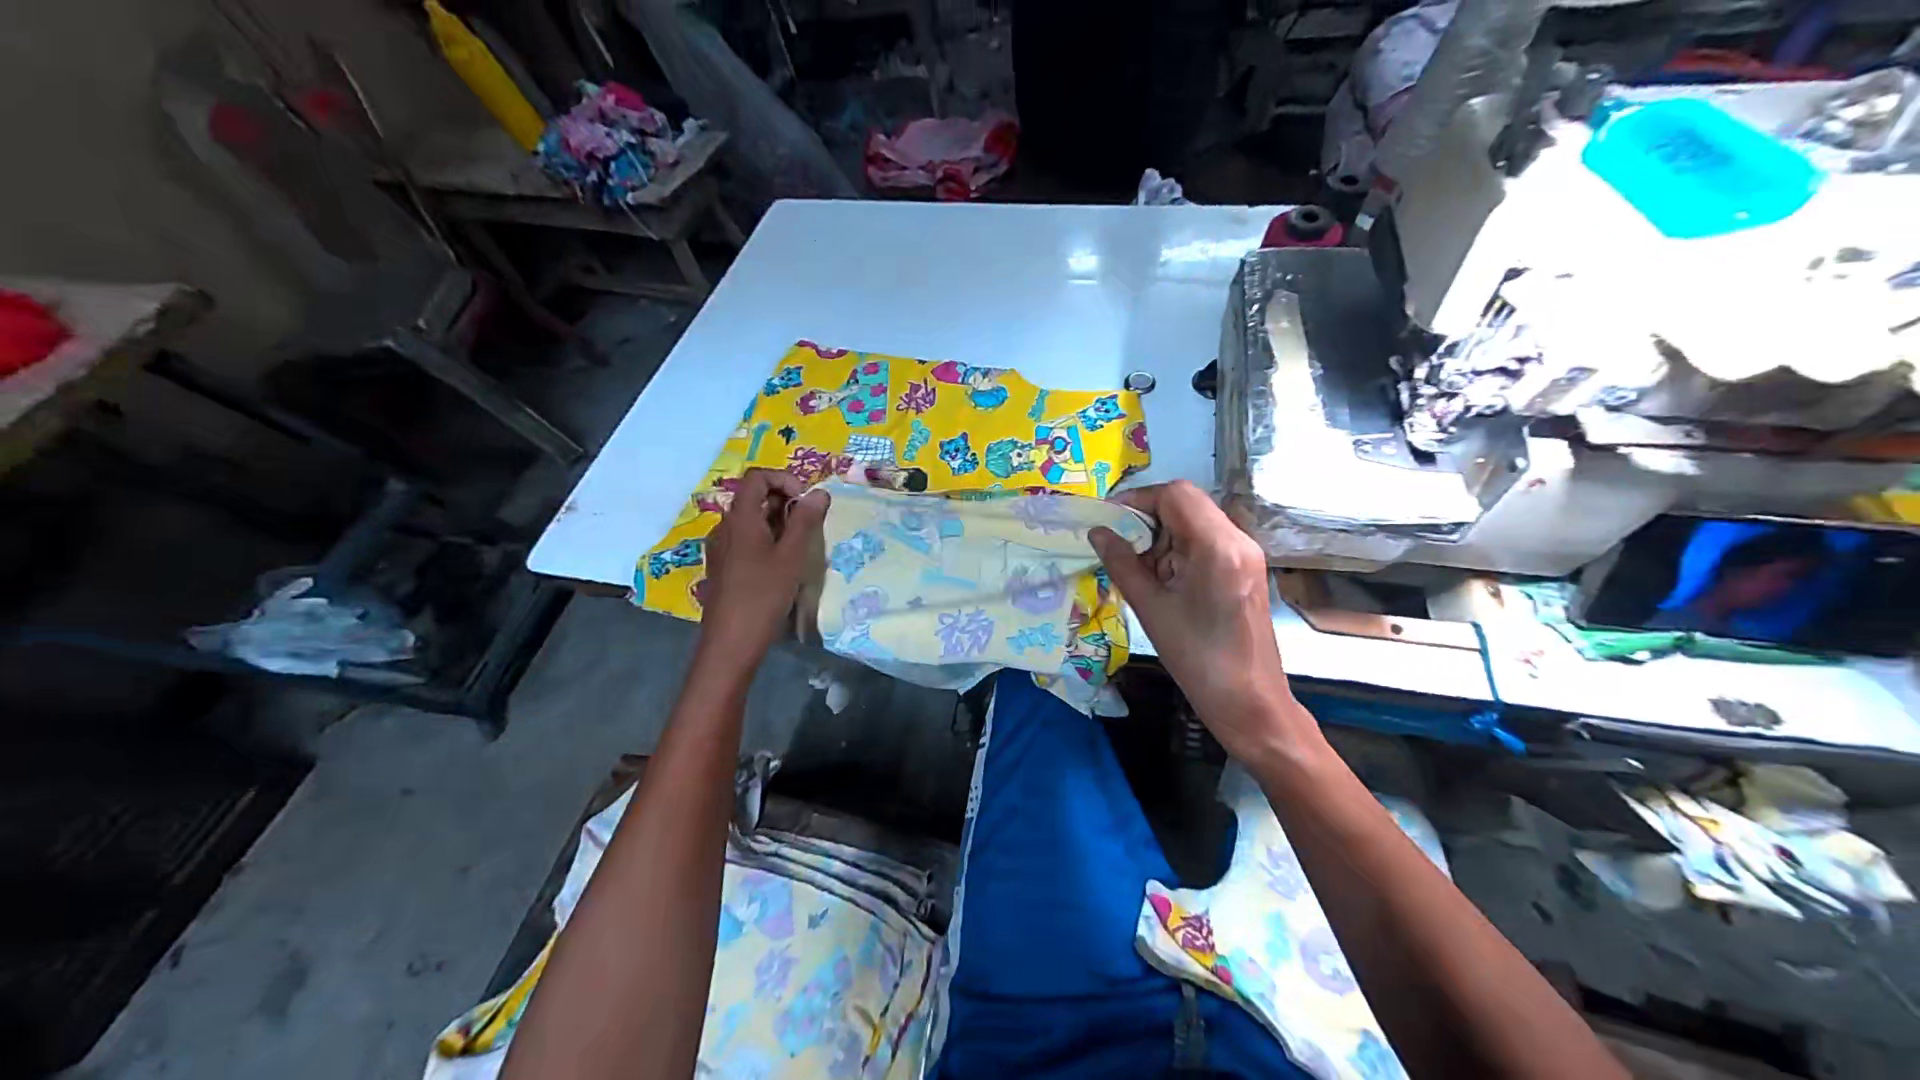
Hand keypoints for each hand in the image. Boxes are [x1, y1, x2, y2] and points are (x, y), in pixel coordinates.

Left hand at [700, 469, 828, 657]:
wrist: (730, 644)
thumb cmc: (763, 596)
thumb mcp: (792, 557)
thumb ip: (806, 521)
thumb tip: (819, 492)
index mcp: (740, 519)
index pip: (757, 477)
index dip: (784, 480)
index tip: (806, 502)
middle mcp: (725, 527)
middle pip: (754, 497)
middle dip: (785, 502)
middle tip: (808, 527)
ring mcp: (720, 548)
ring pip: (751, 521)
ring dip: (778, 524)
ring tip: (799, 549)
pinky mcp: (722, 568)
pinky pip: (745, 541)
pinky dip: (766, 541)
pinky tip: (781, 567)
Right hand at [1090, 480, 1319, 766]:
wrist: (1250, 702)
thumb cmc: (1197, 658)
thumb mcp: (1150, 608)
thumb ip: (1121, 563)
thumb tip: (1098, 532)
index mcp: (1218, 545)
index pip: (1175, 494)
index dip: (1137, 500)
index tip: (1108, 522)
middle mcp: (1238, 540)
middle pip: (1186, 504)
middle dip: (1147, 520)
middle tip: (1120, 549)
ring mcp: (1246, 555)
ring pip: (1195, 523)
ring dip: (1162, 538)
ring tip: (1140, 572)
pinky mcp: (1245, 570)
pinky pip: (1206, 543)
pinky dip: (1178, 552)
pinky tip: (1163, 582)